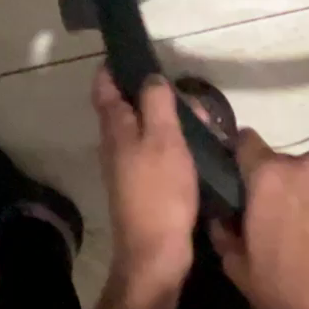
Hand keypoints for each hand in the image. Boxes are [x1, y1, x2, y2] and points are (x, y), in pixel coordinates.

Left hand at [92, 68, 198, 305]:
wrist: (155, 255)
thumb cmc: (159, 191)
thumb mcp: (164, 139)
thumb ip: (156, 103)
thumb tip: (150, 77)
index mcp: (115, 129)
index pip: (104, 86)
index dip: (115, 67)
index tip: (136, 53)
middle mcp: (115, 144)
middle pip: (129, 106)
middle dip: (158, 95)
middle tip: (191, 99)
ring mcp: (127, 167)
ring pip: (147, 129)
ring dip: (172, 120)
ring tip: (205, 123)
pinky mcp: (143, 185)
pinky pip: (157, 150)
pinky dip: (175, 142)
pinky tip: (198, 148)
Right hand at [208, 130, 308, 308]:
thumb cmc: (286, 293)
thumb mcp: (239, 269)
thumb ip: (224, 233)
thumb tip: (222, 217)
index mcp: (267, 177)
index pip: (246, 141)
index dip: (239, 155)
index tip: (239, 178)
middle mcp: (303, 165)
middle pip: (281, 162)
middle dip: (275, 183)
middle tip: (274, 216)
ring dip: (305, 191)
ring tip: (308, 228)